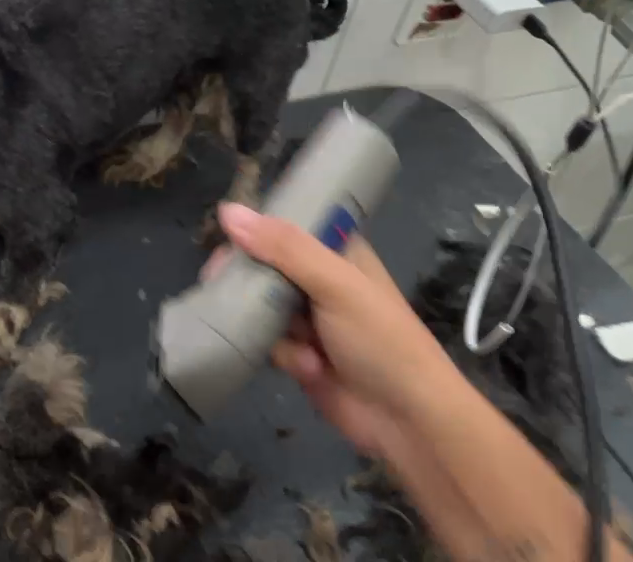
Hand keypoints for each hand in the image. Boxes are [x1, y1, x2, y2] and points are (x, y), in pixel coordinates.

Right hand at [212, 202, 458, 455]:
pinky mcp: (297, 352)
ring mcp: (308, 317)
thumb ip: (283, 247)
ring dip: (268, 324)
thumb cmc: (380, 340)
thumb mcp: (335, 284)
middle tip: (224, 287)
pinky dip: (282, 354)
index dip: (254, 228)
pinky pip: (266, 340)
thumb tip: (227, 211)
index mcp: (336, 251)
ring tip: (296, 342)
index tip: (227, 240)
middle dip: (248, 281)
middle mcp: (319, 279)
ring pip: (258, 303)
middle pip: (263, 265)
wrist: (408, 421)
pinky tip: (308, 368)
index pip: (285, 224)